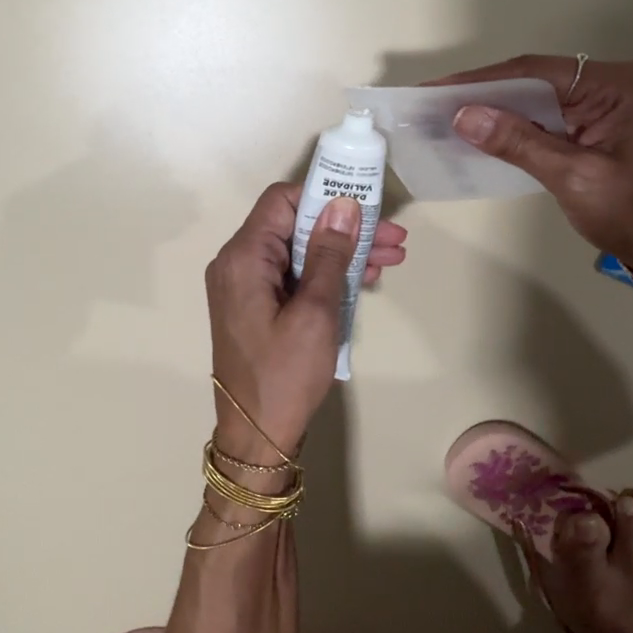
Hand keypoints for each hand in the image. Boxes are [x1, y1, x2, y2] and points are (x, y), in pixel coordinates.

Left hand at [205, 184, 407, 457]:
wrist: (257, 436)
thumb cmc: (285, 375)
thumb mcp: (316, 312)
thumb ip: (328, 254)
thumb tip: (342, 204)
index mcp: (243, 257)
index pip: (281, 201)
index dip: (323, 196)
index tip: (364, 205)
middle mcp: (238, 263)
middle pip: (293, 226)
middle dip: (344, 227)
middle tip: (394, 238)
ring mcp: (246, 286)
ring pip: (298, 251)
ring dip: (341, 252)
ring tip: (392, 257)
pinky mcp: (257, 306)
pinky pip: (293, 276)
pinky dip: (325, 275)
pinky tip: (364, 279)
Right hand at [430, 56, 632, 287]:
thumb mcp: (575, 179)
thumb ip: (520, 143)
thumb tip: (465, 115)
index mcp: (619, 86)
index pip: (536, 72)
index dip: (481, 81)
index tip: (435, 91)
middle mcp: (619, 86)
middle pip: (538, 81)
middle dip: (486, 94)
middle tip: (434, 105)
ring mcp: (616, 108)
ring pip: (544, 101)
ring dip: (500, 111)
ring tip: (450, 119)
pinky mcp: (609, 131)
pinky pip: (556, 120)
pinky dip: (522, 129)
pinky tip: (489, 137)